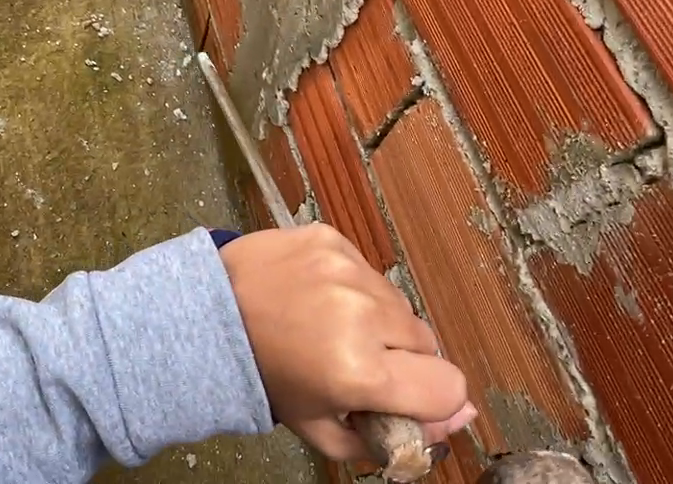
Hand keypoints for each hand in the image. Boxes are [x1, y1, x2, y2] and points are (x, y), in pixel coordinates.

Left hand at [219, 224, 474, 460]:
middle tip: (358, 359)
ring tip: (333, 324)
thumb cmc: (266, 372)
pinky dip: (354, 286)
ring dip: (379, 319)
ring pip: (398, 303)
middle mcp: (361, 314)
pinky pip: (368, 269)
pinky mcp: (330, 238)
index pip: (449, 385)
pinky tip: (321, 295)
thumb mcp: (323, 429)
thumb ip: (396, 435)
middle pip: (426, 341)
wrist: (213, 311)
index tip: (406, 394)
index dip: (433, 396)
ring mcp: (346, 269)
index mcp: (361, 372)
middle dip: (402, 357)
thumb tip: (459, 413)